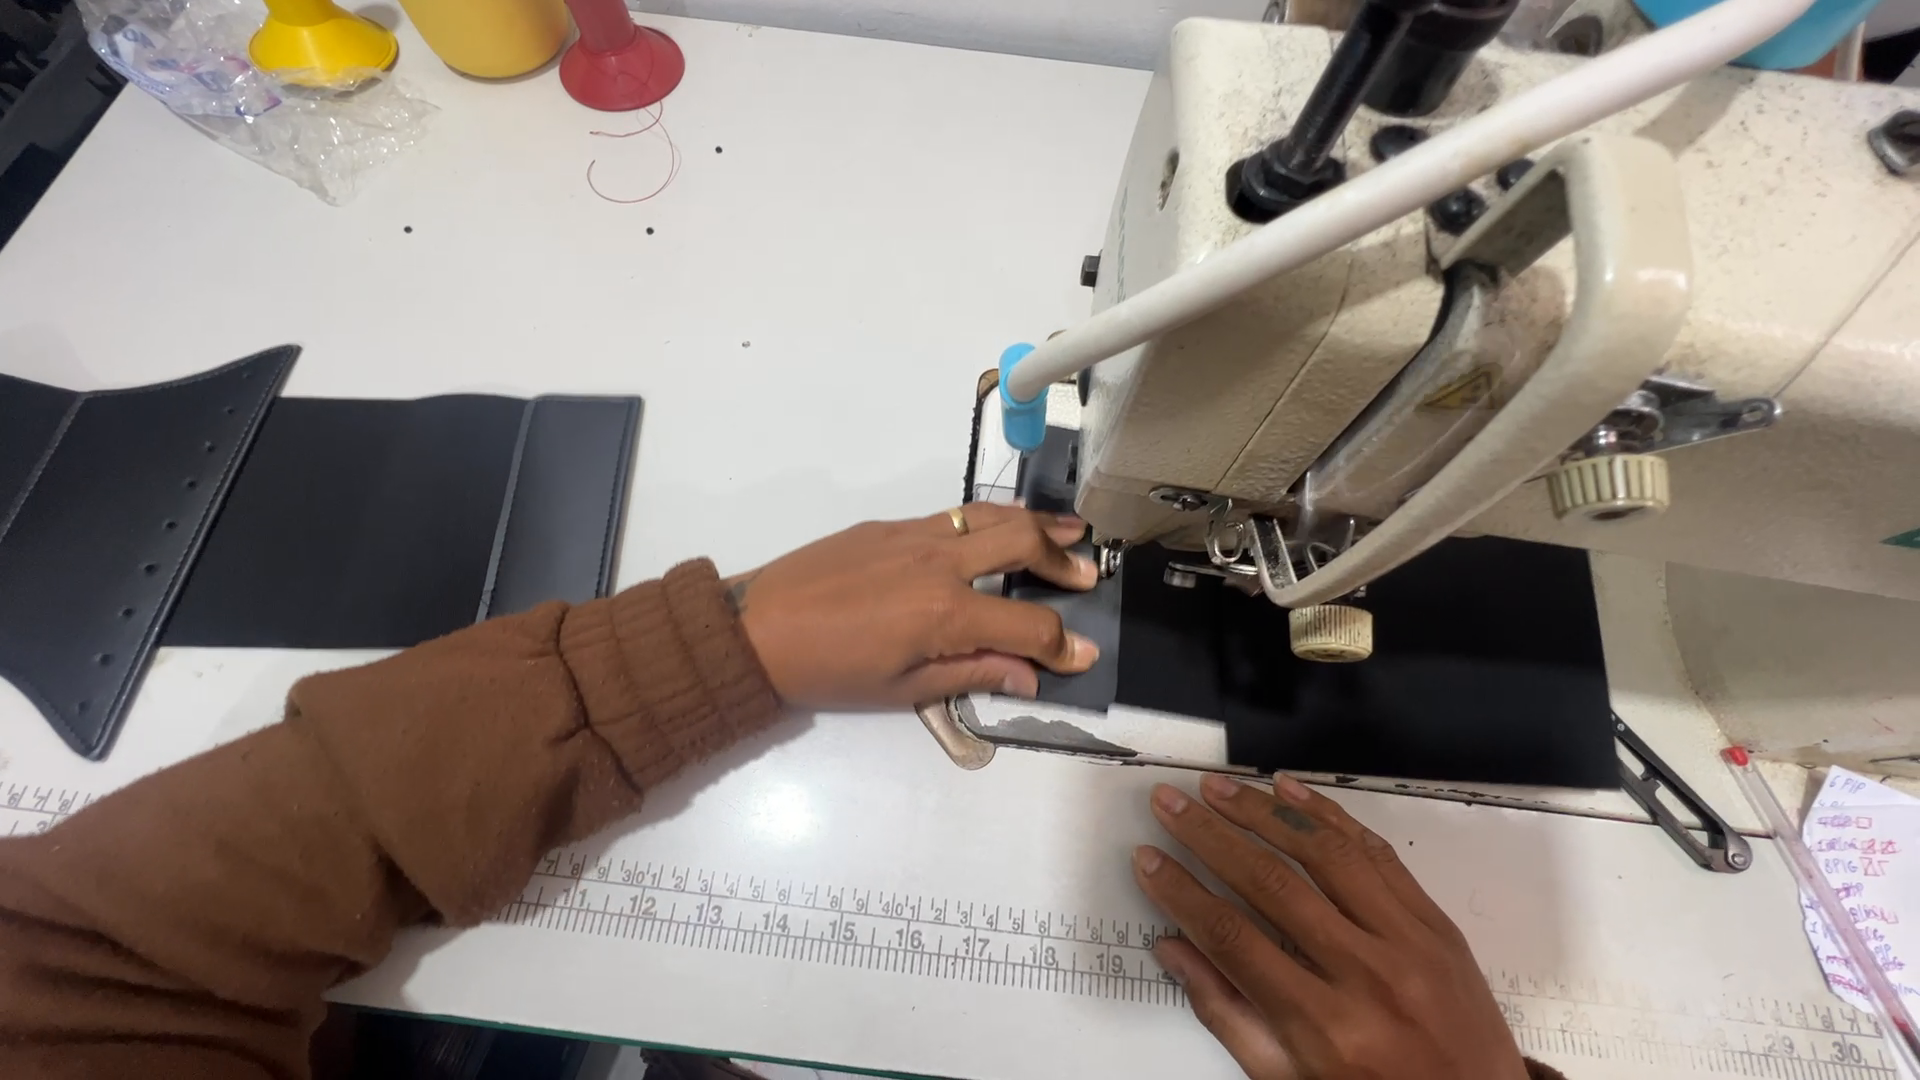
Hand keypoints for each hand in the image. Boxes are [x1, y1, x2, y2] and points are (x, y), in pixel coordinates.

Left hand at [726, 503, 1098, 707]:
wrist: (757, 627)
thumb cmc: (829, 671)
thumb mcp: (902, 688)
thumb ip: (972, 673)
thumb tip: (1028, 676)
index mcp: (943, 612)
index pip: (1026, 624)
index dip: (1062, 644)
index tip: (1084, 655)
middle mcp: (939, 561)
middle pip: (1021, 543)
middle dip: (1062, 560)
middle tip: (1088, 573)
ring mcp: (915, 534)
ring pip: (992, 515)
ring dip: (1036, 522)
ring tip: (1069, 529)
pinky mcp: (893, 523)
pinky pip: (956, 514)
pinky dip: (993, 519)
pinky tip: (1002, 529)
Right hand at [1133, 775, 1527, 1079]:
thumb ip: (1225, 1013)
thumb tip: (1170, 945)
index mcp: (1325, 1028)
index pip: (1233, 940)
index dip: (1181, 893)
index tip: (1145, 857)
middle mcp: (1367, 976)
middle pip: (1271, 884)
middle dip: (1208, 835)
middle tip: (1168, 801)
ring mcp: (1408, 942)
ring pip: (1323, 854)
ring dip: (1262, 811)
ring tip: (1217, 787)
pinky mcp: (1436, 922)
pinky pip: (1375, 853)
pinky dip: (1328, 813)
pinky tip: (1287, 788)